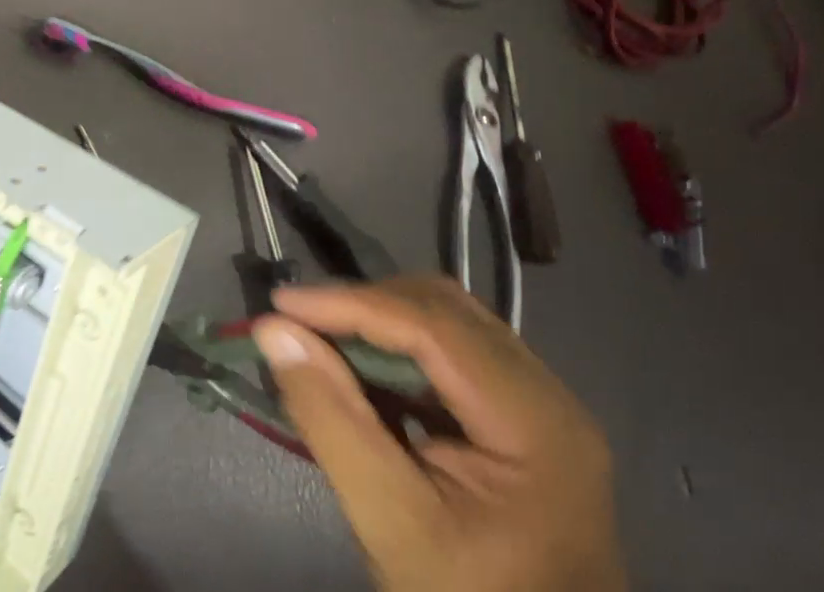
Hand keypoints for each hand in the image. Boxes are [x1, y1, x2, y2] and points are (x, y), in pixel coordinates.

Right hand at [251, 278, 625, 591]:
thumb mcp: (389, 518)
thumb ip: (331, 420)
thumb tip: (272, 332)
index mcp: (536, 425)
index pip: (436, 328)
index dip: (351, 305)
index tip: (277, 306)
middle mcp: (550, 398)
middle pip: (448, 311)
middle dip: (363, 305)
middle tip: (294, 323)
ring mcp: (540, 406)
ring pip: (449, 323)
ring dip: (377, 322)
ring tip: (316, 340)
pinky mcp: (520, 419)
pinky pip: (452, 354)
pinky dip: (395, 349)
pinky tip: (356, 371)